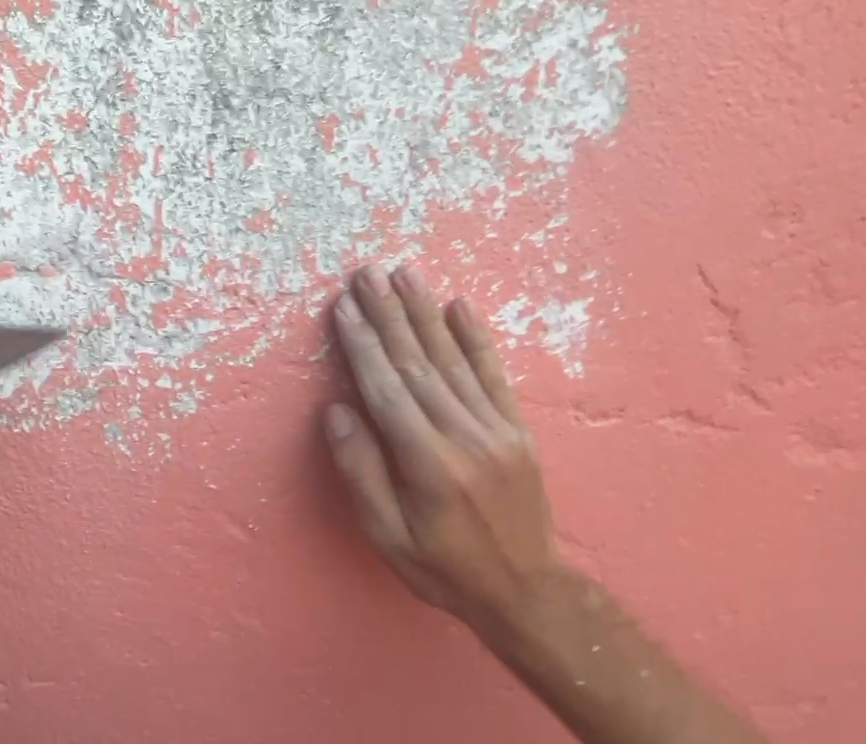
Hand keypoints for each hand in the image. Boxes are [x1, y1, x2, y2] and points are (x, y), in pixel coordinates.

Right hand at [324, 263, 561, 634]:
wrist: (528, 593)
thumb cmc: (442, 567)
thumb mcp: (386, 536)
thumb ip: (361, 471)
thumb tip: (338, 411)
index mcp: (429, 463)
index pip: (386, 389)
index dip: (362, 344)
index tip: (344, 306)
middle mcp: (465, 437)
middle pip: (418, 363)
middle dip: (388, 313)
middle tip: (366, 272)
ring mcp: (496, 430)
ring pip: (452, 359)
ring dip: (423, 312)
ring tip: (402, 274)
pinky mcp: (516, 430)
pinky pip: (493, 374)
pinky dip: (474, 337)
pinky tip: (458, 305)